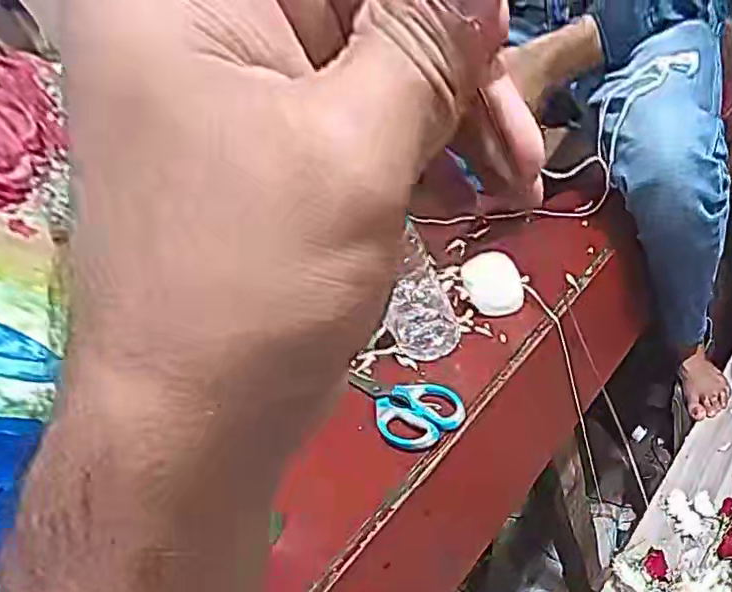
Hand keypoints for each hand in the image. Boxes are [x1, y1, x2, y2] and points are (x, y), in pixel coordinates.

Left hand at [60, 0, 543, 479]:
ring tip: (512, 193)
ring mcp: (245, 103)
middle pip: (367, 18)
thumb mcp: (354, 155)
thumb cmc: (265, 278)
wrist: (205, 411)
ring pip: (378, 81)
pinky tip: (464, 204)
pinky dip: (424, 166)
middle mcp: (209, 27)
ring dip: (456, 132)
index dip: (438, 9)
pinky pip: (365, 137)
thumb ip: (420, 55)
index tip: (506, 56)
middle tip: (526, 158)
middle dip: (460, 82)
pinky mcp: (279, 167)